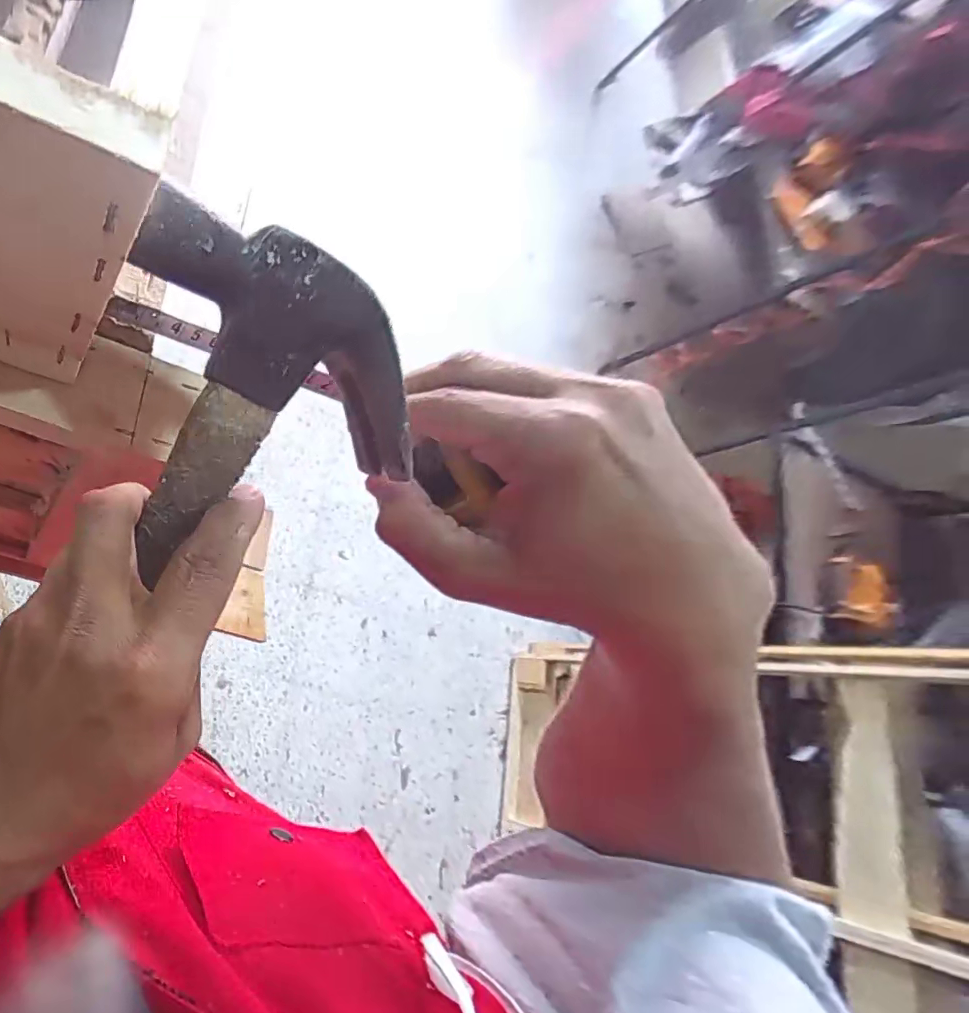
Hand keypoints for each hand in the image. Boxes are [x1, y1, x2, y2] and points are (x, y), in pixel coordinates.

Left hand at [0, 482, 264, 921]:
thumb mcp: (173, 738)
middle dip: (141, 499)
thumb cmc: (98, 788)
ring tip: (123, 587)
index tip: (245, 496)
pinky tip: (84, 627)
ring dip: (111, 545)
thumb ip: (182, 662)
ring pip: (80, 541)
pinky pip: (59, 579)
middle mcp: (93, 622)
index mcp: (148, 663)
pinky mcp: (15, 618)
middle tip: (157, 525)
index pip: (197, 569)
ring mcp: (43, 614)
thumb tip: (178, 609)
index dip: (228, 522)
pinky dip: (83, 584)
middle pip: (110, 511)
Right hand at [368, 353, 772, 677]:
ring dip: (454, 402)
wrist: (690, 594)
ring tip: (442, 455)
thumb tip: (380, 480)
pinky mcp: (628, 394)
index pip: (440, 404)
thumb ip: (405, 528)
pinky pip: (533, 382)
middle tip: (390, 440)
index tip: (371, 449)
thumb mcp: (467, 574)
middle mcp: (588, 397)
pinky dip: (493, 406)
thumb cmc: (574, 588)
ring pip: (499, 370)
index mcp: (553, 440)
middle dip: (413, 397)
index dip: (392, 421)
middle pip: (466, 368)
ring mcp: (615, 389)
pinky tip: (491, 453)